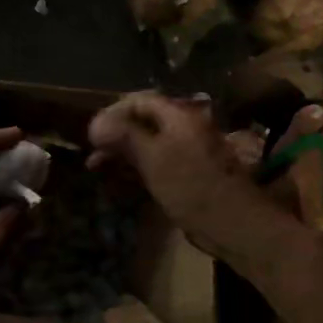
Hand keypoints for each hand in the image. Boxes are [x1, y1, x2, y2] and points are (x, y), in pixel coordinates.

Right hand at [88, 92, 300, 253]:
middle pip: (143, 121)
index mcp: (179, 116)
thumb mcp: (152, 157)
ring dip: (122, 151)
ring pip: (147, 142)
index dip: (112, 112)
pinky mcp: (187, 172)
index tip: (92, 133)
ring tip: (98, 166)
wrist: (231, 222)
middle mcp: (184, 127)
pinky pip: (155, 160)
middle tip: (92, 151)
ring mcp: (187, 150)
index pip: (139, 101)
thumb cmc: (189, 185)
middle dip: (115, 134)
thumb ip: (124, 135)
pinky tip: (120, 177)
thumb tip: (96, 122)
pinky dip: (135, 164)